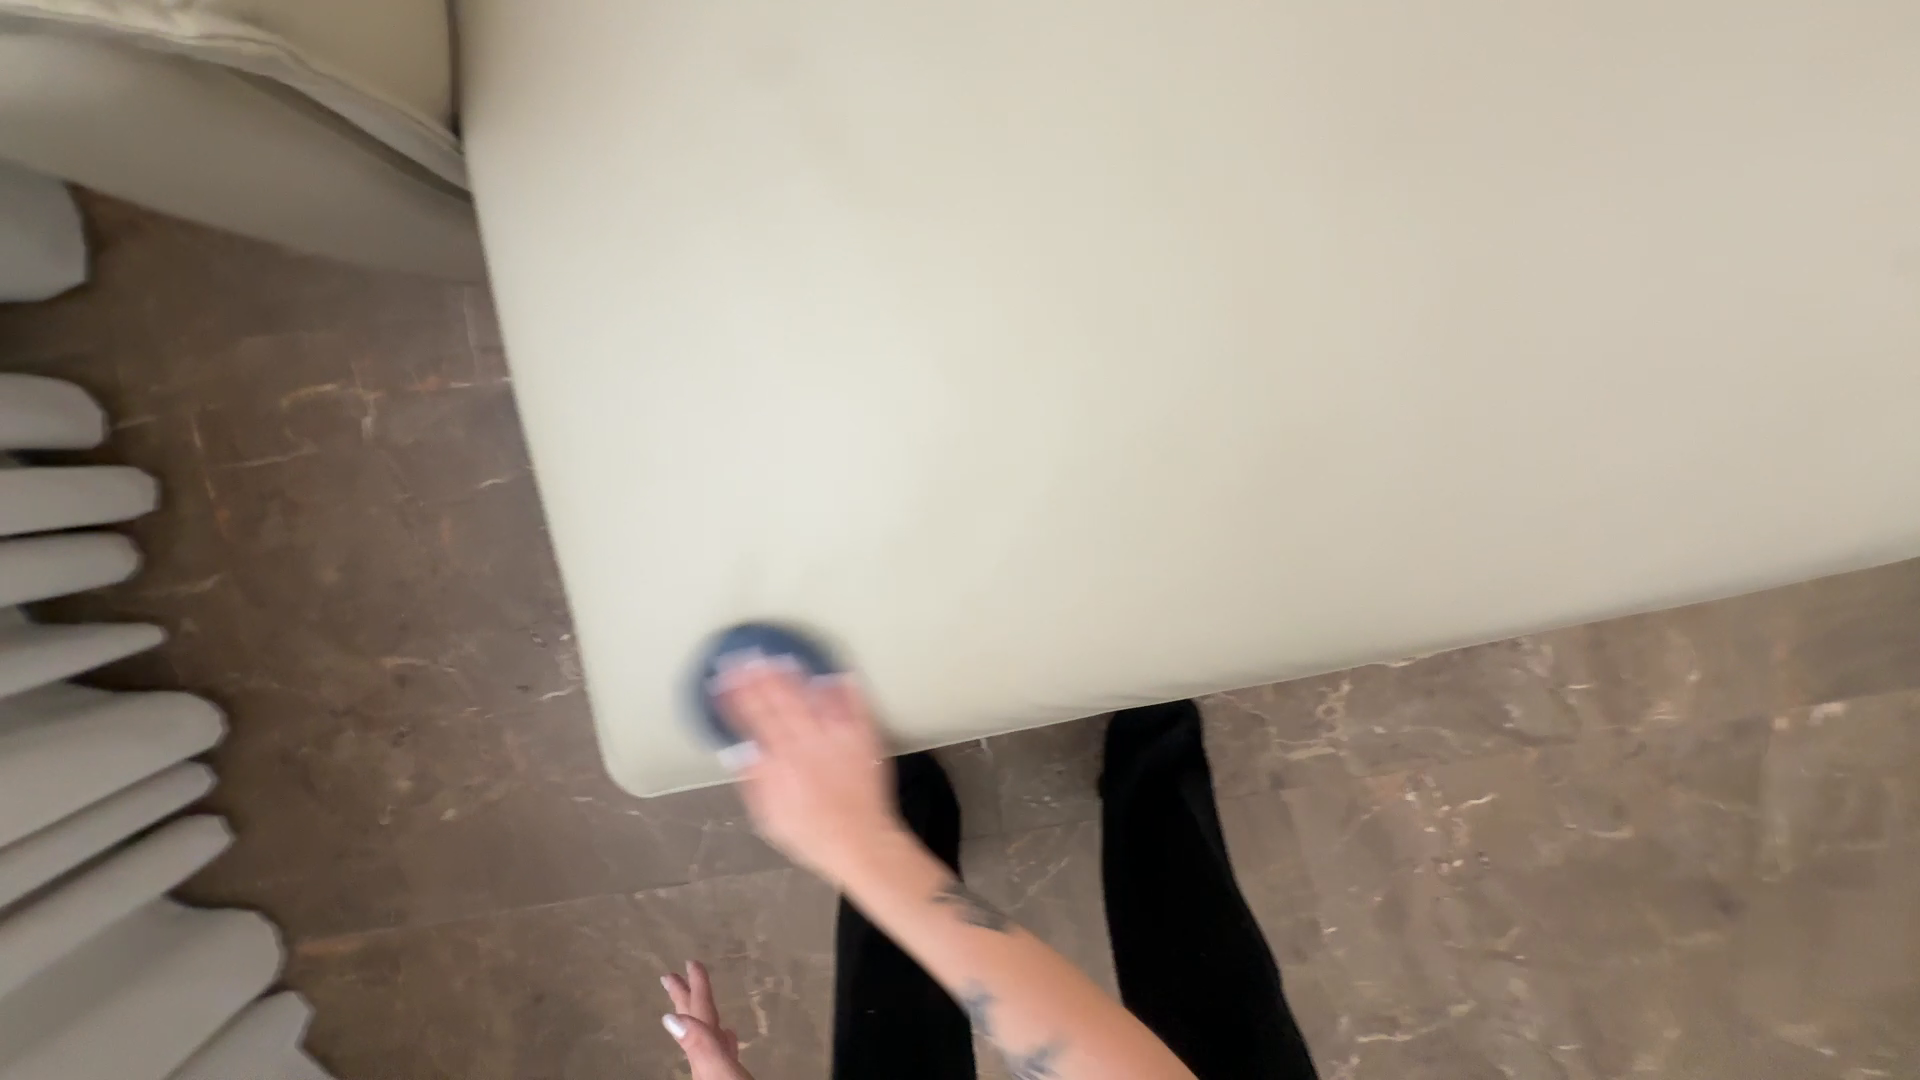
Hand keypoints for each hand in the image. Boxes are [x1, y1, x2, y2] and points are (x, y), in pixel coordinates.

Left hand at [662, 961, 752, 1079]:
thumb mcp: (721, 1073)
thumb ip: (702, 1047)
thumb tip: (669, 1018)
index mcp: (704, 1054)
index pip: (698, 1014)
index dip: (696, 987)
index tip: (689, 961)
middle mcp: (706, 1060)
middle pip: (694, 1023)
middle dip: (684, 997)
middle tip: (670, 976)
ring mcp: (716, 1068)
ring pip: (706, 1034)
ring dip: (700, 1012)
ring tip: (694, 998)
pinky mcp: (729, 1076)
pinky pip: (721, 1049)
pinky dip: (720, 1036)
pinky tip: (727, 1034)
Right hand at [711, 655, 904, 883]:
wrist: (861, 842)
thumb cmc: (813, 835)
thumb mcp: (770, 817)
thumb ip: (754, 781)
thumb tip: (739, 752)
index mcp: (781, 763)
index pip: (753, 720)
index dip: (737, 697)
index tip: (725, 678)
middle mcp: (806, 745)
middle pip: (779, 702)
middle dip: (760, 677)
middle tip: (748, 656)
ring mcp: (836, 739)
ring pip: (812, 699)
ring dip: (795, 677)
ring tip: (782, 658)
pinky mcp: (863, 739)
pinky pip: (853, 707)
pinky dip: (844, 689)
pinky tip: (836, 674)